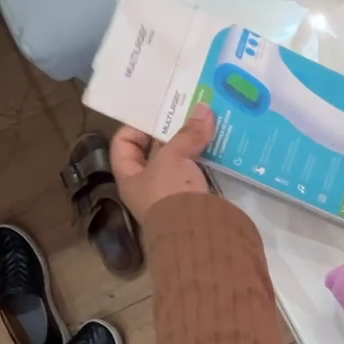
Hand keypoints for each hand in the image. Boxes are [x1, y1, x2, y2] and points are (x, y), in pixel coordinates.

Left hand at [111, 104, 216, 220]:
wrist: (198, 235)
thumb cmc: (170, 193)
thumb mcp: (173, 157)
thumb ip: (187, 134)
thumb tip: (204, 108)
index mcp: (130, 177)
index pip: (124, 144)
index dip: (136, 127)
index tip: (157, 117)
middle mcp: (149, 188)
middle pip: (156, 154)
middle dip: (171, 136)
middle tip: (187, 117)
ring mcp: (175, 198)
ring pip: (181, 165)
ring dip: (193, 149)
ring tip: (207, 130)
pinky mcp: (198, 205)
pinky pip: (201, 178)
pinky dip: (208, 165)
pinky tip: (220, 152)